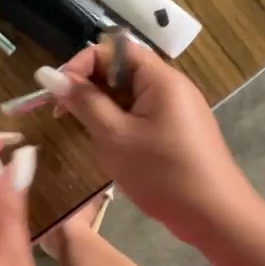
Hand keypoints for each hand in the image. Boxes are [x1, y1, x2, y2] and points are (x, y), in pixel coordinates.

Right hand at [54, 40, 254, 236]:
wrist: (215, 216)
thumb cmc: (161, 173)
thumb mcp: (114, 136)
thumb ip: (83, 102)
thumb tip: (49, 74)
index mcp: (160, 79)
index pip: (114, 49)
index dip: (82, 64)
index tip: (59, 92)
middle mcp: (172, 86)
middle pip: (122, 69)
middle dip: (90, 86)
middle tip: (64, 114)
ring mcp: (178, 109)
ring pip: (130, 94)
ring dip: (103, 107)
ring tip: (88, 133)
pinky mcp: (179, 130)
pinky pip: (142, 113)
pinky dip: (120, 122)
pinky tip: (112, 146)